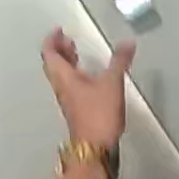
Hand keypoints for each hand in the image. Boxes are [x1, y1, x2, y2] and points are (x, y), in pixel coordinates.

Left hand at [41, 28, 134, 148]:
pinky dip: (74, 75)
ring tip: (76, 54)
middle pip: (53, 64)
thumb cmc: (99, 113)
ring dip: (66, 62)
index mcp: (64, 77)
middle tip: (68, 40)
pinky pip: (69, 86)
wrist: (94, 147)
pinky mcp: (76, 109)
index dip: (53, 40)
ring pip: (60, 76)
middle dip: (59, 50)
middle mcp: (61, 87)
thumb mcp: (112, 83)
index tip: (60, 30)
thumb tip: (128, 42)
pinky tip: (89, 76)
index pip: (50, 53)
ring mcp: (67, 99)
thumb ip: (120, 61)